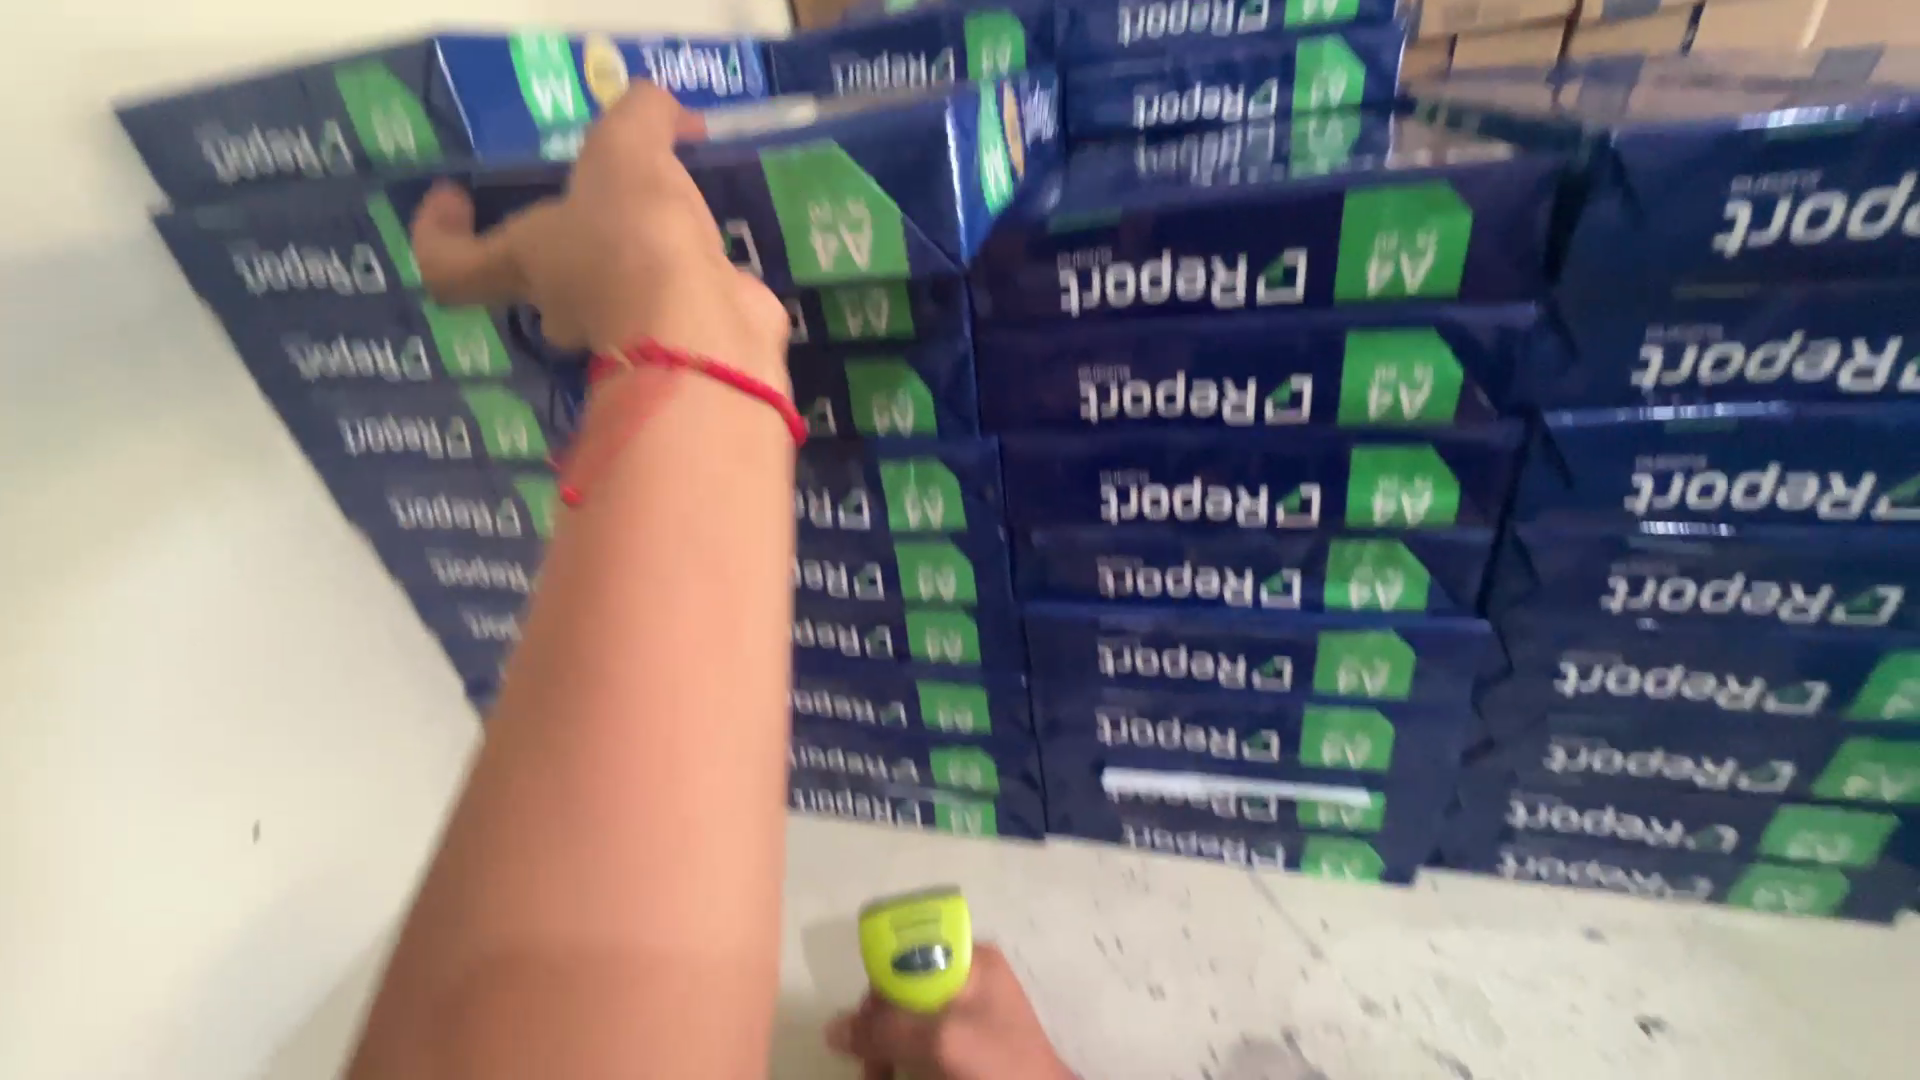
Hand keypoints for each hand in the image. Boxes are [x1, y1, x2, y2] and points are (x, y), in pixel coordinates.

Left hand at [407, 82, 790, 390]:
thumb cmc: (635, 242)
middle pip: (548, 279)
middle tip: (606, 200)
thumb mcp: (628, 149)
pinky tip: (715, 250)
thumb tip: (668, 109)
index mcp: (526, 262)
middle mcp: (567, 307)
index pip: (450, 265)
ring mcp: (625, 336)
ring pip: (618, 296)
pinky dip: (690, 283)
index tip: (456, 193)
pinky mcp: (678, 347)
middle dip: (574, 242)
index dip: (440, 230)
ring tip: (675, 216)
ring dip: (639, 261)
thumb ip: (639, 115)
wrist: (703, 331)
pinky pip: (675, 310)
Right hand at [826, 945, 1073, 1079]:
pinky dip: (905, 1063)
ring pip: (911, 1022)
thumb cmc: (1000, 1066)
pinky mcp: (967, 1048)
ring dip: (887, 1051)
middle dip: (880, 1028)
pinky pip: (924, 1046)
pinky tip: (893, 1077)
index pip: (911, 949)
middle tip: (870, 1066)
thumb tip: (832, 1027)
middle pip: (905, 989)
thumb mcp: (942, 1041)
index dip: (882, 982)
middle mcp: (969, 979)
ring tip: (878, 1078)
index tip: (865, 1020)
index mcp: (972, 959)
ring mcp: (970, 1015)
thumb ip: (886, 1029)